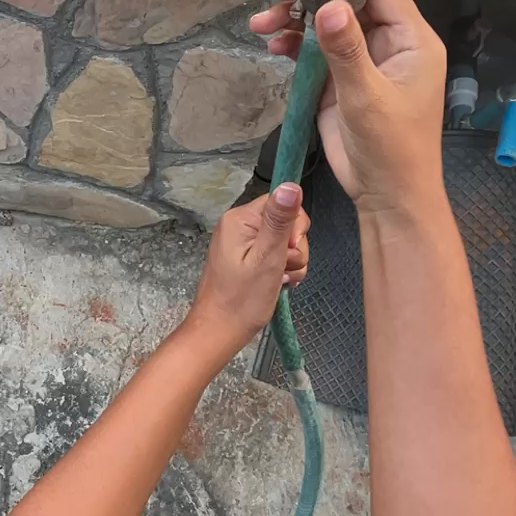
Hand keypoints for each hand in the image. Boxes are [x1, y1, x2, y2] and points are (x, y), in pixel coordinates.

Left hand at [186, 183, 310, 346]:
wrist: (221, 330)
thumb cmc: (242, 299)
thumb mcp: (267, 257)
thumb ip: (280, 221)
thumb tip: (291, 184)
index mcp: (239, 219)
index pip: (281, 202)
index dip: (293, 227)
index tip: (286, 250)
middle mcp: (239, 226)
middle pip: (286, 222)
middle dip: (294, 248)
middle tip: (282, 269)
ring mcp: (243, 243)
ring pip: (286, 242)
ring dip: (291, 262)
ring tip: (279, 280)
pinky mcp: (248, 258)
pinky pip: (277, 255)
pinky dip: (284, 270)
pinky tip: (278, 284)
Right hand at [249, 0, 446, 217]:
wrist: (386, 194)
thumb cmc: (390, 148)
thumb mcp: (366, 97)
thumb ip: (346, 51)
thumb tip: (327, 7)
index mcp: (410, 40)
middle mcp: (388, 44)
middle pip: (348, 2)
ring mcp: (364, 63)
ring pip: (327, 26)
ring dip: (295, 21)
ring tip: (261, 24)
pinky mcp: (342, 82)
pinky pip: (317, 53)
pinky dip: (295, 46)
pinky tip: (274, 46)